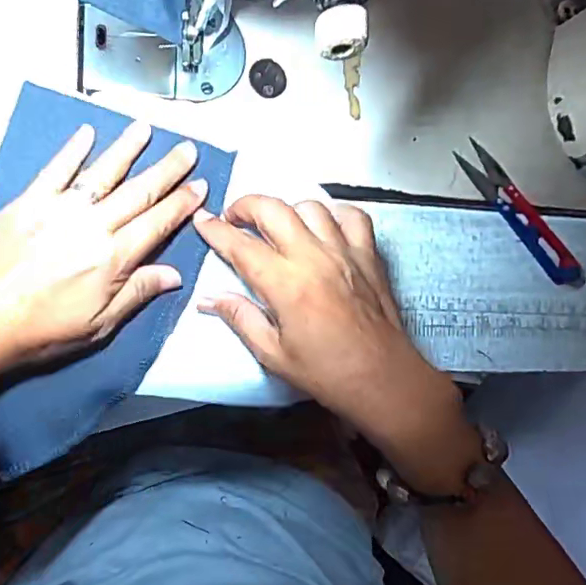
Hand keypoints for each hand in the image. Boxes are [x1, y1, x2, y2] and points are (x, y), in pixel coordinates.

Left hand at [0, 121, 205, 378]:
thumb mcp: (97, 325)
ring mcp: (59, 210)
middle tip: (187, 149)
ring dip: (127, 149)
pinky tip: (86, 134)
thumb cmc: (38, 330)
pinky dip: (72, 150)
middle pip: (137, 192)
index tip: (199, 186)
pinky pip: (56, 170)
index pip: (156, 224)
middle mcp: (91, 227)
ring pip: (102, 173)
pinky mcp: (28, 203)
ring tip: (145, 129)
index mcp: (112, 259)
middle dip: (167, 170)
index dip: (181, 204)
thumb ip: (135, 294)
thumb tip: (173, 275)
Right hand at [192, 196, 476, 491]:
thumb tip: (209, 299)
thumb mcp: (272, 353)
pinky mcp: (368, 255)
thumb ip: (240, 318)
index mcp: (285, 285)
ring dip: (285, 210)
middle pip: (273, 210)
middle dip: (245, 206)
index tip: (202, 221)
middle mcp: (314, 258)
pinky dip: (331, 214)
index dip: (216, 230)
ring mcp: (344, 252)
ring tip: (275, 226)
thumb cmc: (326, 372)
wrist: (383, 378)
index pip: (241, 245)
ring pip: (309, 206)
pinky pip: (350, 216)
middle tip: (233, 219)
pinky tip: (320, 227)